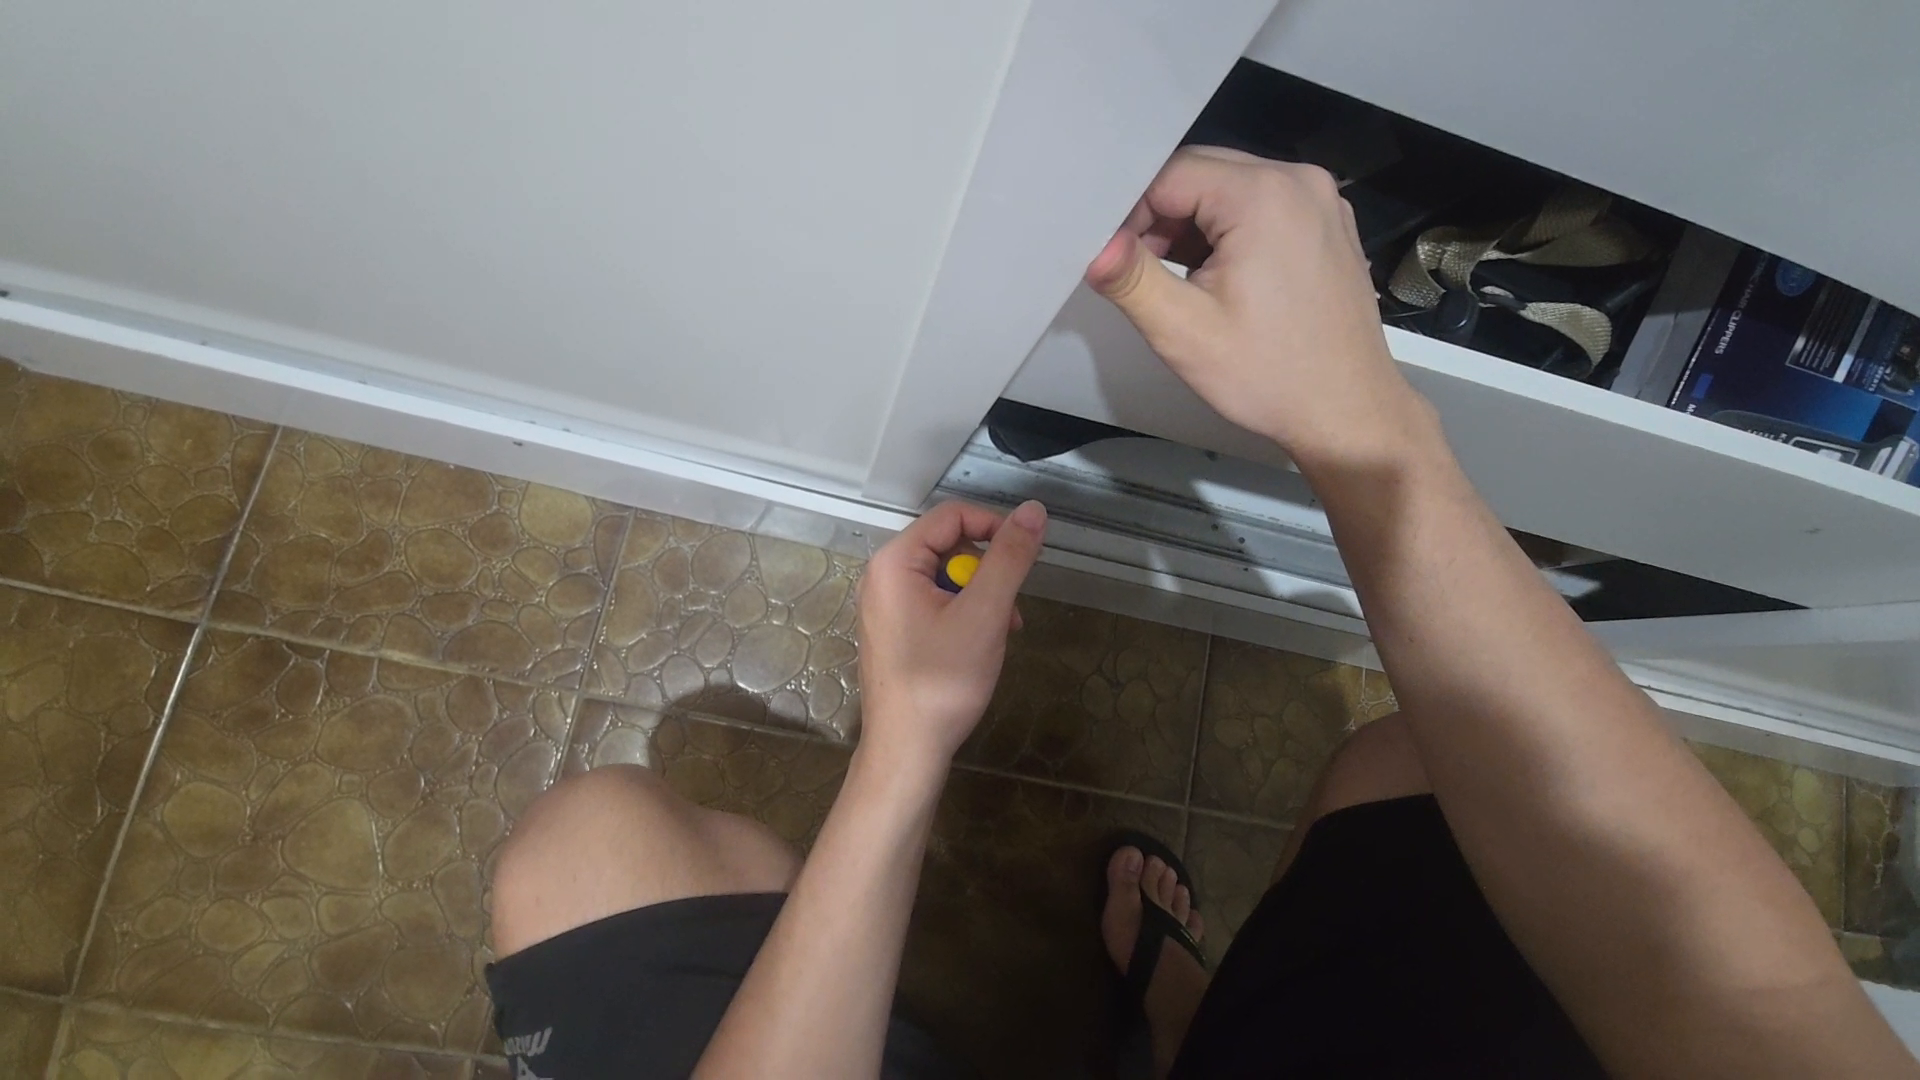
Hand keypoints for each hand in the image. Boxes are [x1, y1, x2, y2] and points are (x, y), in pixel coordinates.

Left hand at [855, 500, 1046, 779]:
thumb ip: (1010, 558)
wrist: (907, 750)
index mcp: (895, 561)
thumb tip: (1034, 510)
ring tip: (1001, 633)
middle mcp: (883, 575)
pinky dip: (965, 617)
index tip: (1025, 557)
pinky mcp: (895, 631)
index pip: (953, 515)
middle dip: (989, 573)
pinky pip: (936, 604)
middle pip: (950, 546)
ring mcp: (886, 605)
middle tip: (1009, 611)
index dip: (995, 527)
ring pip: (948, 578)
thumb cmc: (943, 680)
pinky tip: (981, 646)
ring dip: (982, 598)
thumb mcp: (986, 613)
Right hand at [1085, 146, 1434, 470]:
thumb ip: (1132, 279)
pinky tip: (1218, 282)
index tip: (1118, 263)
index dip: (1130, 214)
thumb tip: (1094, 246)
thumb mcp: (1184, 331)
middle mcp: (1299, 181)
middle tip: (1144, 275)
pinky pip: (1262, 209)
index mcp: (1263, 195)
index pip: (1170, 174)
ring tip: (1180, 286)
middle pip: (1202, 174)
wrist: (1345, 410)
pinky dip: (1228, 235)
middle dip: (1160, 219)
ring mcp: (1321, 201)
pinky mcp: (1328, 226)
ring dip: (1191, 228)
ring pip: (1230, 191)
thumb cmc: (1266, 374)